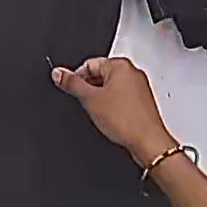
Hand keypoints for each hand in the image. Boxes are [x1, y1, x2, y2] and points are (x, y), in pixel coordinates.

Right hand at [51, 57, 176, 166]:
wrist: (148, 142)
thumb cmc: (127, 120)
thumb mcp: (90, 100)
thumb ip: (71, 84)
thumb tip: (58, 73)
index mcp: (120, 64)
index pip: (89, 64)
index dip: (77, 79)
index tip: (73, 90)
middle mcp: (132, 72)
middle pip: (100, 75)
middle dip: (91, 89)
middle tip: (89, 104)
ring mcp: (139, 87)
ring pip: (111, 88)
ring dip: (102, 99)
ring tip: (103, 114)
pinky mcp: (142, 101)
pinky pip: (121, 99)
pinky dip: (114, 107)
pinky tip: (113, 119)